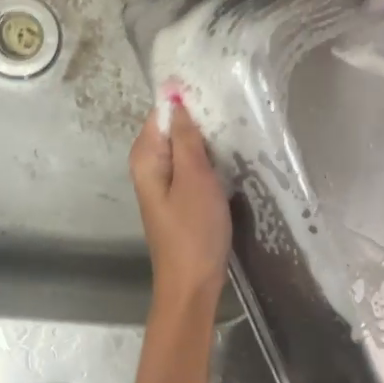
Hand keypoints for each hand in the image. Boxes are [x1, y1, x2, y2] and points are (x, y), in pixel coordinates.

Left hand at [130, 99, 231, 304]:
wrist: (192, 284)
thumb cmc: (194, 231)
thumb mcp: (195, 179)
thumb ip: (186, 138)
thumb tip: (176, 99)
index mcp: (146, 157)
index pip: (162, 112)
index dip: (188, 101)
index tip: (220, 98)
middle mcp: (149, 166)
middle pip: (173, 129)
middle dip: (201, 122)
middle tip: (234, 119)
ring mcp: (164, 183)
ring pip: (186, 149)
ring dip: (208, 143)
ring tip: (237, 137)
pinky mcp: (179, 198)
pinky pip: (192, 168)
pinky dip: (209, 162)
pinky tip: (228, 163)